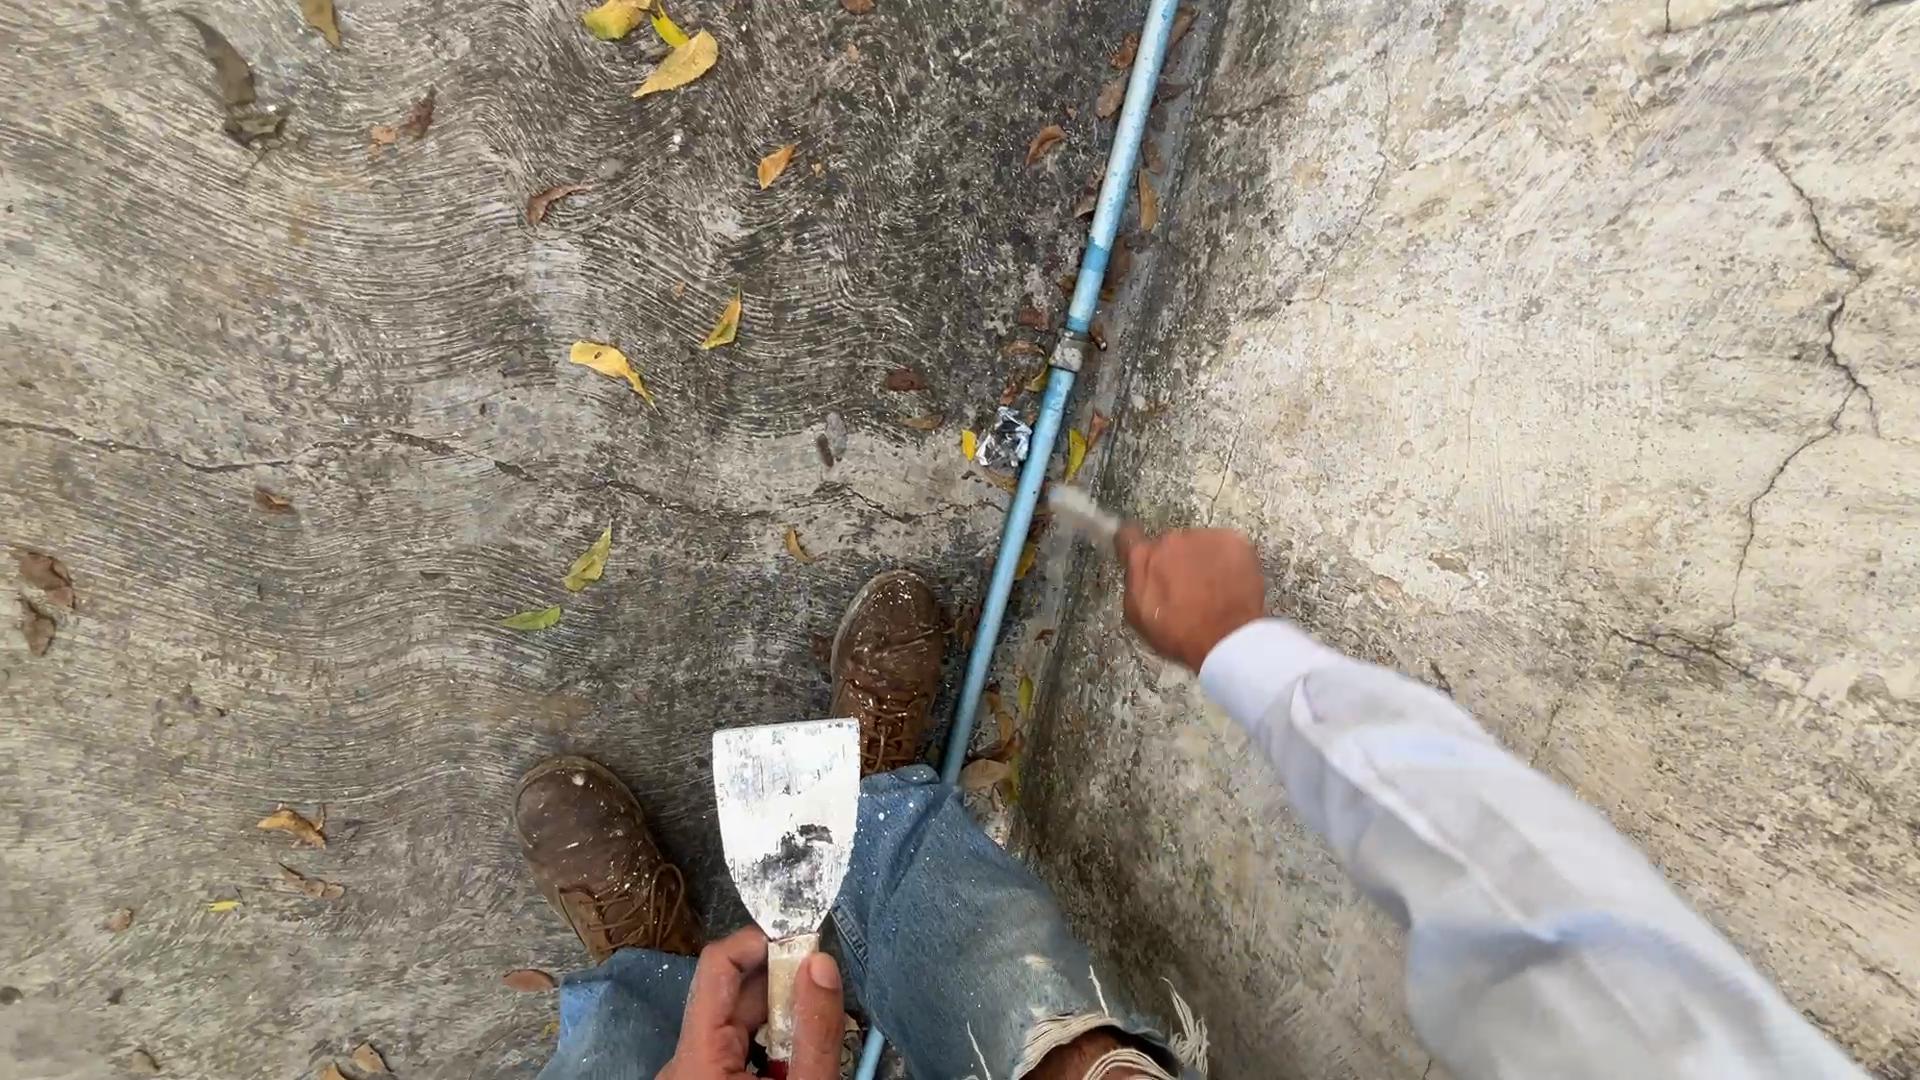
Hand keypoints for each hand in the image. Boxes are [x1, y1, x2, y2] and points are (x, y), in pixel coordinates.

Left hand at [657, 927, 845, 1079]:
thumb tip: (821, 960)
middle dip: (780, 976)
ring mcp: (689, 1073)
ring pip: (735, 1016)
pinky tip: (795, 1044)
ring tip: (815, 1013)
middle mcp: (681, 1060)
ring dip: (778, 1006)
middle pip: (731, 990)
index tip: (806, 941)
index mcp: (695, 1058)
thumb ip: (815, 1031)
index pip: (717, 963)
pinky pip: (733, 1042)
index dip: (761, 941)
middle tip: (823, 977)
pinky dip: (767, 1033)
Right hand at [1116, 527, 1265, 670]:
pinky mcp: (1233, 541)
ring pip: (1198, 544)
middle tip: (1185, 587)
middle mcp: (1170, 540)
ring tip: (1212, 588)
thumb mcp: (1139, 617)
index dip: (1132, 545)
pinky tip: (1230, 583)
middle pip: (1168, 544)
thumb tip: (1137, 571)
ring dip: (1201, 559)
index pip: (1127, 536)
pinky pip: (1225, 546)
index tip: (1141, 556)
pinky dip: (1226, 560)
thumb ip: (1134, 584)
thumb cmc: (1182, 634)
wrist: (1230, 638)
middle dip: (1174, 560)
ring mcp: (1203, 537)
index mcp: (1143, 558)